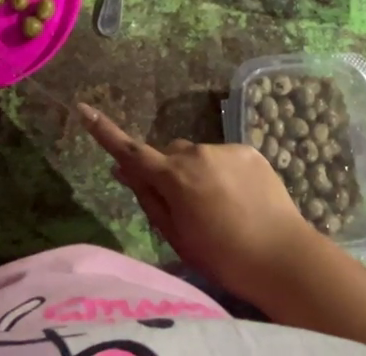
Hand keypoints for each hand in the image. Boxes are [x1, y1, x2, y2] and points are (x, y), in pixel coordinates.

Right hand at [79, 103, 315, 299]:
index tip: (84, 109)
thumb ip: (149, 199)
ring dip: (199, 174)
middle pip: (170, 156)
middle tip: (185, 208)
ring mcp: (225, 149)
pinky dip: (225, 174)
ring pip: (198, 157)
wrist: (282, 256)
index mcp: (173, 177)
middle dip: (169, 173)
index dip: (104, 131)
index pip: (130, 151)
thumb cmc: (222, 256)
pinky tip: (241, 201)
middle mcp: (196, 153)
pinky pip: (225, 158)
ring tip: (220, 209)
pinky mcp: (250, 150)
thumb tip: (123, 171)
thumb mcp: (177, 236)